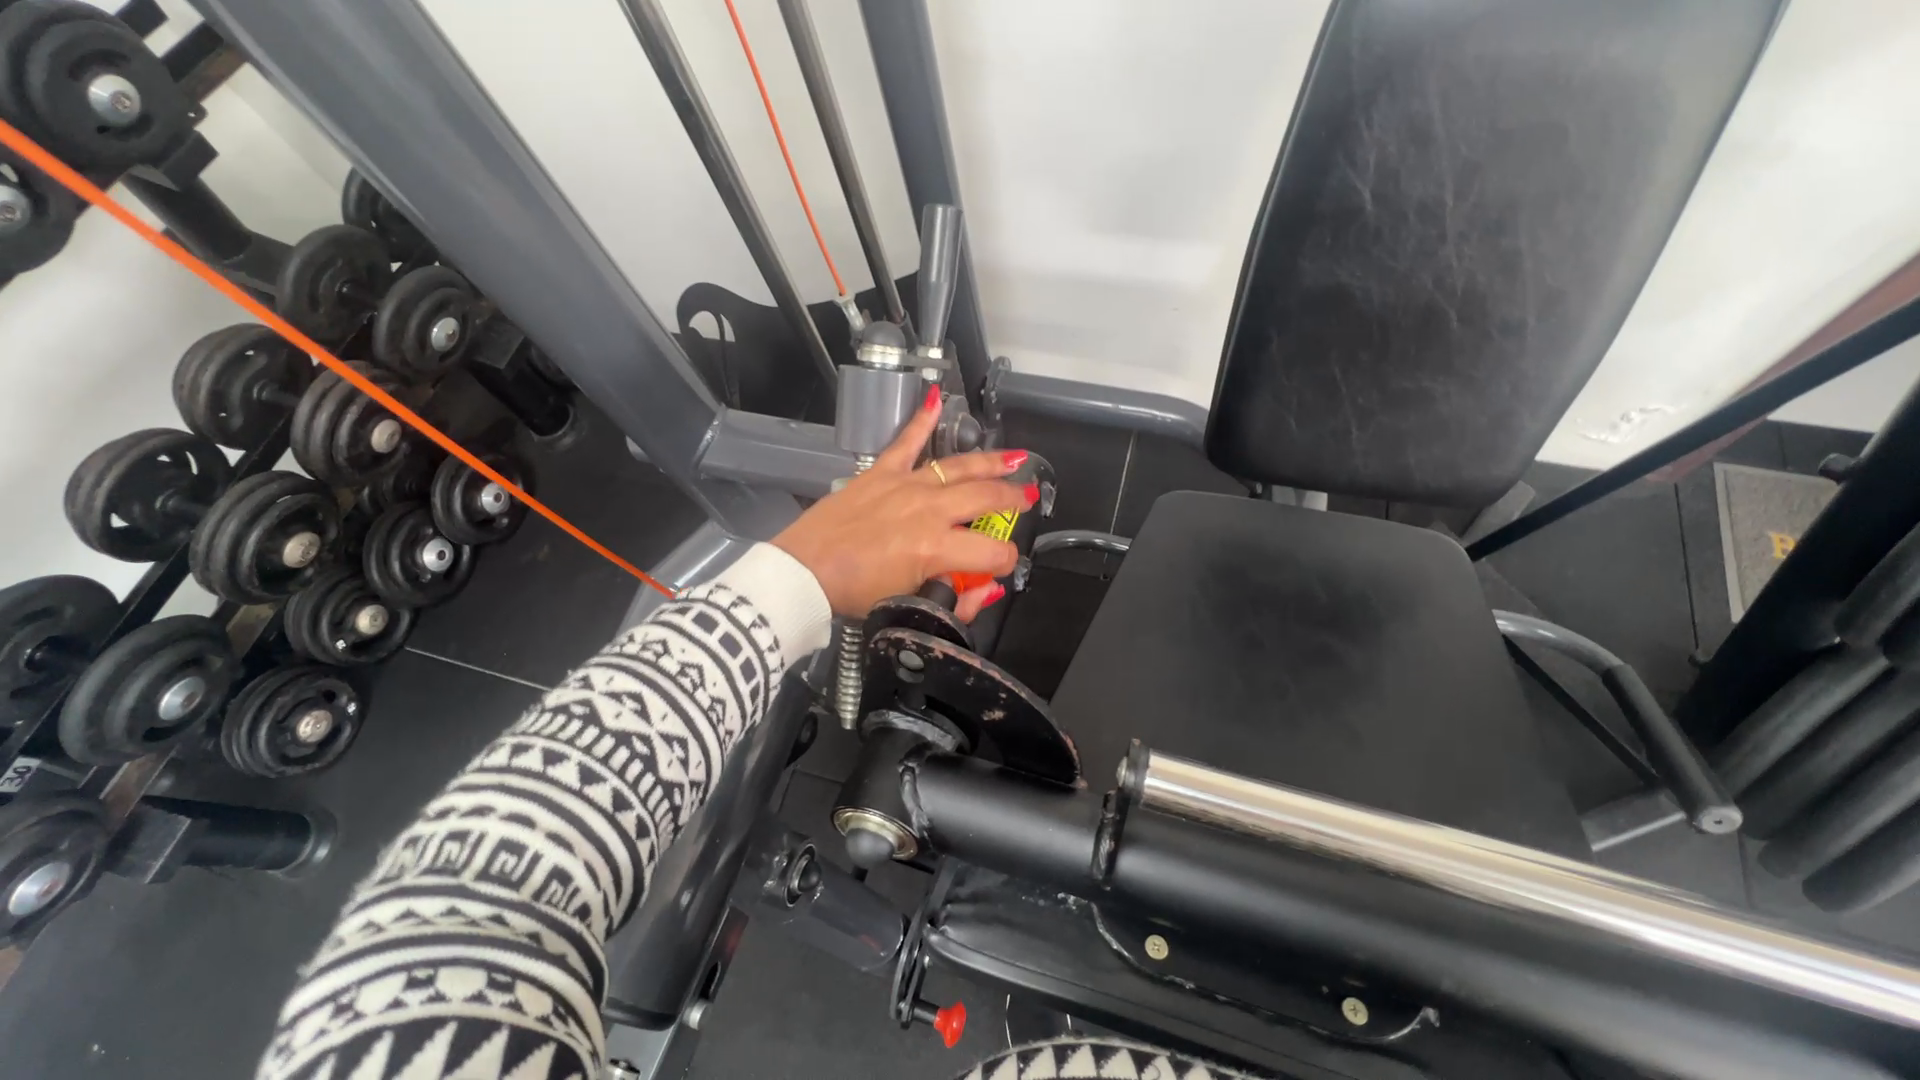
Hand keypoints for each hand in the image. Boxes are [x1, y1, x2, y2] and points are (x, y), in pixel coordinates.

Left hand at [774, 387, 1034, 620]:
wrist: (804, 570)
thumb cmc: (854, 592)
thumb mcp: (908, 605)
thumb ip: (954, 601)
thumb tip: (986, 590)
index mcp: (937, 547)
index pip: (993, 551)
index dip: (1005, 562)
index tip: (1000, 567)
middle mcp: (929, 509)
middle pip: (986, 498)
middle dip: (1013, 501)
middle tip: (1028, 499)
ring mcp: (905, 485)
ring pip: (959, 467)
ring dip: (991, 462)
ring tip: (1015, 458)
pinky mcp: (880, 472)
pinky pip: (906, 442)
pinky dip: (921, 420)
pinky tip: (936, 399)